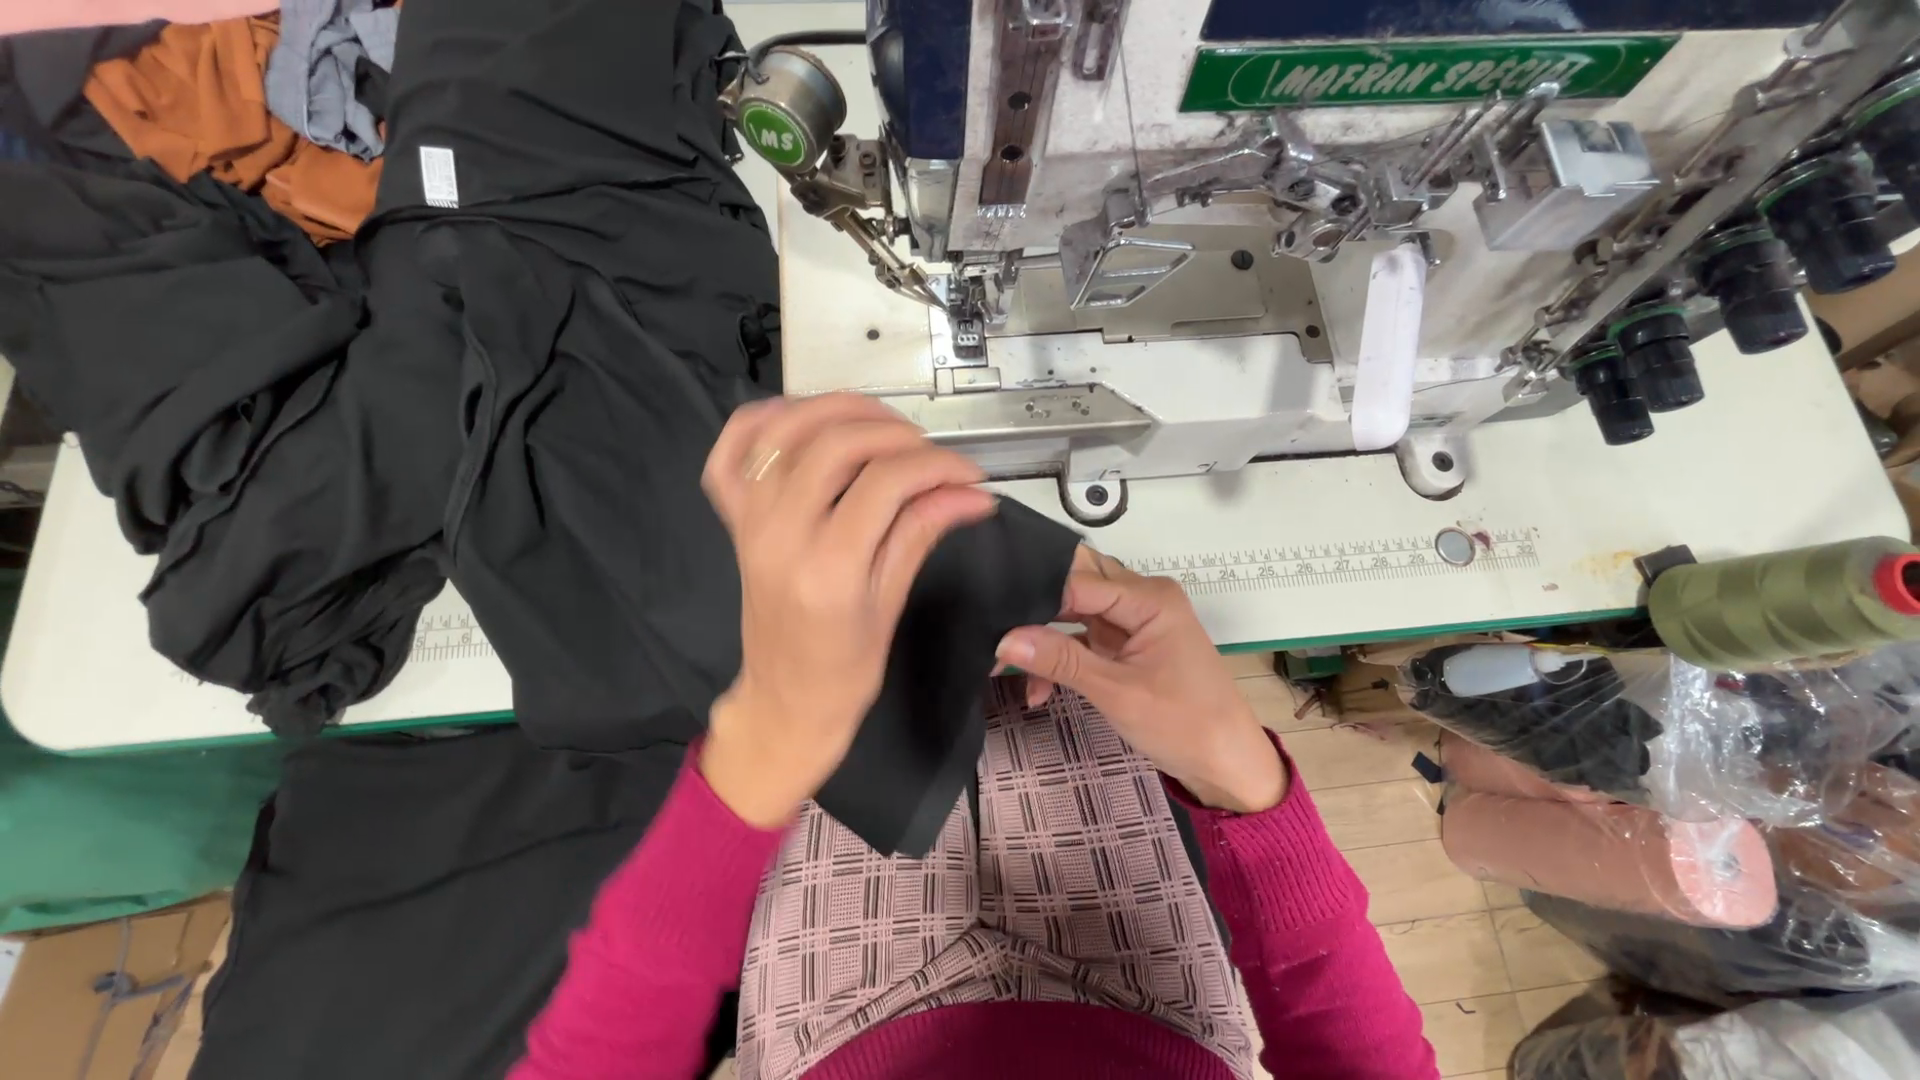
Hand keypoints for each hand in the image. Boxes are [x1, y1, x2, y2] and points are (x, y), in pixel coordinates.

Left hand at [698, 393, 997, 827]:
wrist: (785, 701)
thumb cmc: (845, 669)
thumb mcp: (891, 603)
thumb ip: (922, 531)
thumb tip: (973, 492)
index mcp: (828, 568)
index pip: (886, 481)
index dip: (937, 464)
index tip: (970, 472)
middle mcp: (779, 534)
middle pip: (836, 443)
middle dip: (893, 431)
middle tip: (927, 450)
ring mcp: (749, 522)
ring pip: (784, 430)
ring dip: (835, 409)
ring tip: (879, 422)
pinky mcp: (733, 520)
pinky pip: (730, 451)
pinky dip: (761, 421)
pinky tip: (802, 419)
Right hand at [996, 549, 1289, 812]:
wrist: (1227, 765)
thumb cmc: (1183, 723)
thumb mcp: (1116, 692)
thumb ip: (1061, 661)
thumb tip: (1004, 640)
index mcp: (1149, 598)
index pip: (1079, 580)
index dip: (1037, 596)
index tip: (993, 614)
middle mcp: (1142, 599)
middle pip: (1077, 585)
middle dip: (1035, 608)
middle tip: (992, 627)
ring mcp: (1134, 622)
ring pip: (1075, 612)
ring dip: (1044, 639)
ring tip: (1002, 662)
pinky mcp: (1127, 645)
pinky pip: (1083, 639)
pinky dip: (1062, 660)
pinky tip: (1037, 691)